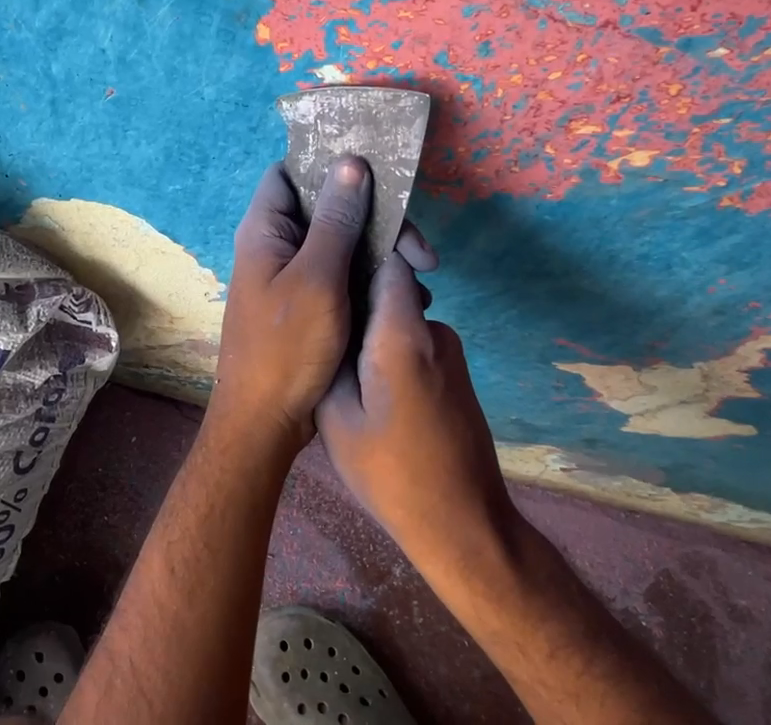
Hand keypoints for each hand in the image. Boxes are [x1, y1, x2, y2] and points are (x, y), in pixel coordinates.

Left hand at [211, 158, 433, 449]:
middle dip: (378, 221)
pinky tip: (407, 301)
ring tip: (423, 284)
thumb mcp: (318, 279)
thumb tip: (350, 162)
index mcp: (265, 229)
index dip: (330, 166)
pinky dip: (373, 280)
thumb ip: (336, 220)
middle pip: (328, 207)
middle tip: (424, 253)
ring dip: (383, 255)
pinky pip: (343, 273)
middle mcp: (275, 244)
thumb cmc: (286, 347)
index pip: (290, 173)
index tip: (382, 176)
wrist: (265, 418)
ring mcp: (291, 273)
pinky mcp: (308, 300)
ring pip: (343, 242)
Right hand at [315, 248, 515, 561]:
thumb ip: (328, 359)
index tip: (322, 246)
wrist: (462, 524)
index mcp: (402, 336)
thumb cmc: (390, 472)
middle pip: (389, 287)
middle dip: (349, 292)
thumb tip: (324, 322)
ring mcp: (448, 355)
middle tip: (308, 310)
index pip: (386, 261)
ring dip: (364, 326)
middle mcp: (433, 334)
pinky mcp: (452, 375)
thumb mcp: (335, 416)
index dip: (355, 245)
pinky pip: (408, 342)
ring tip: (326, 351)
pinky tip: (357, 379)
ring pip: (396, 317)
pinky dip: (382, 348)